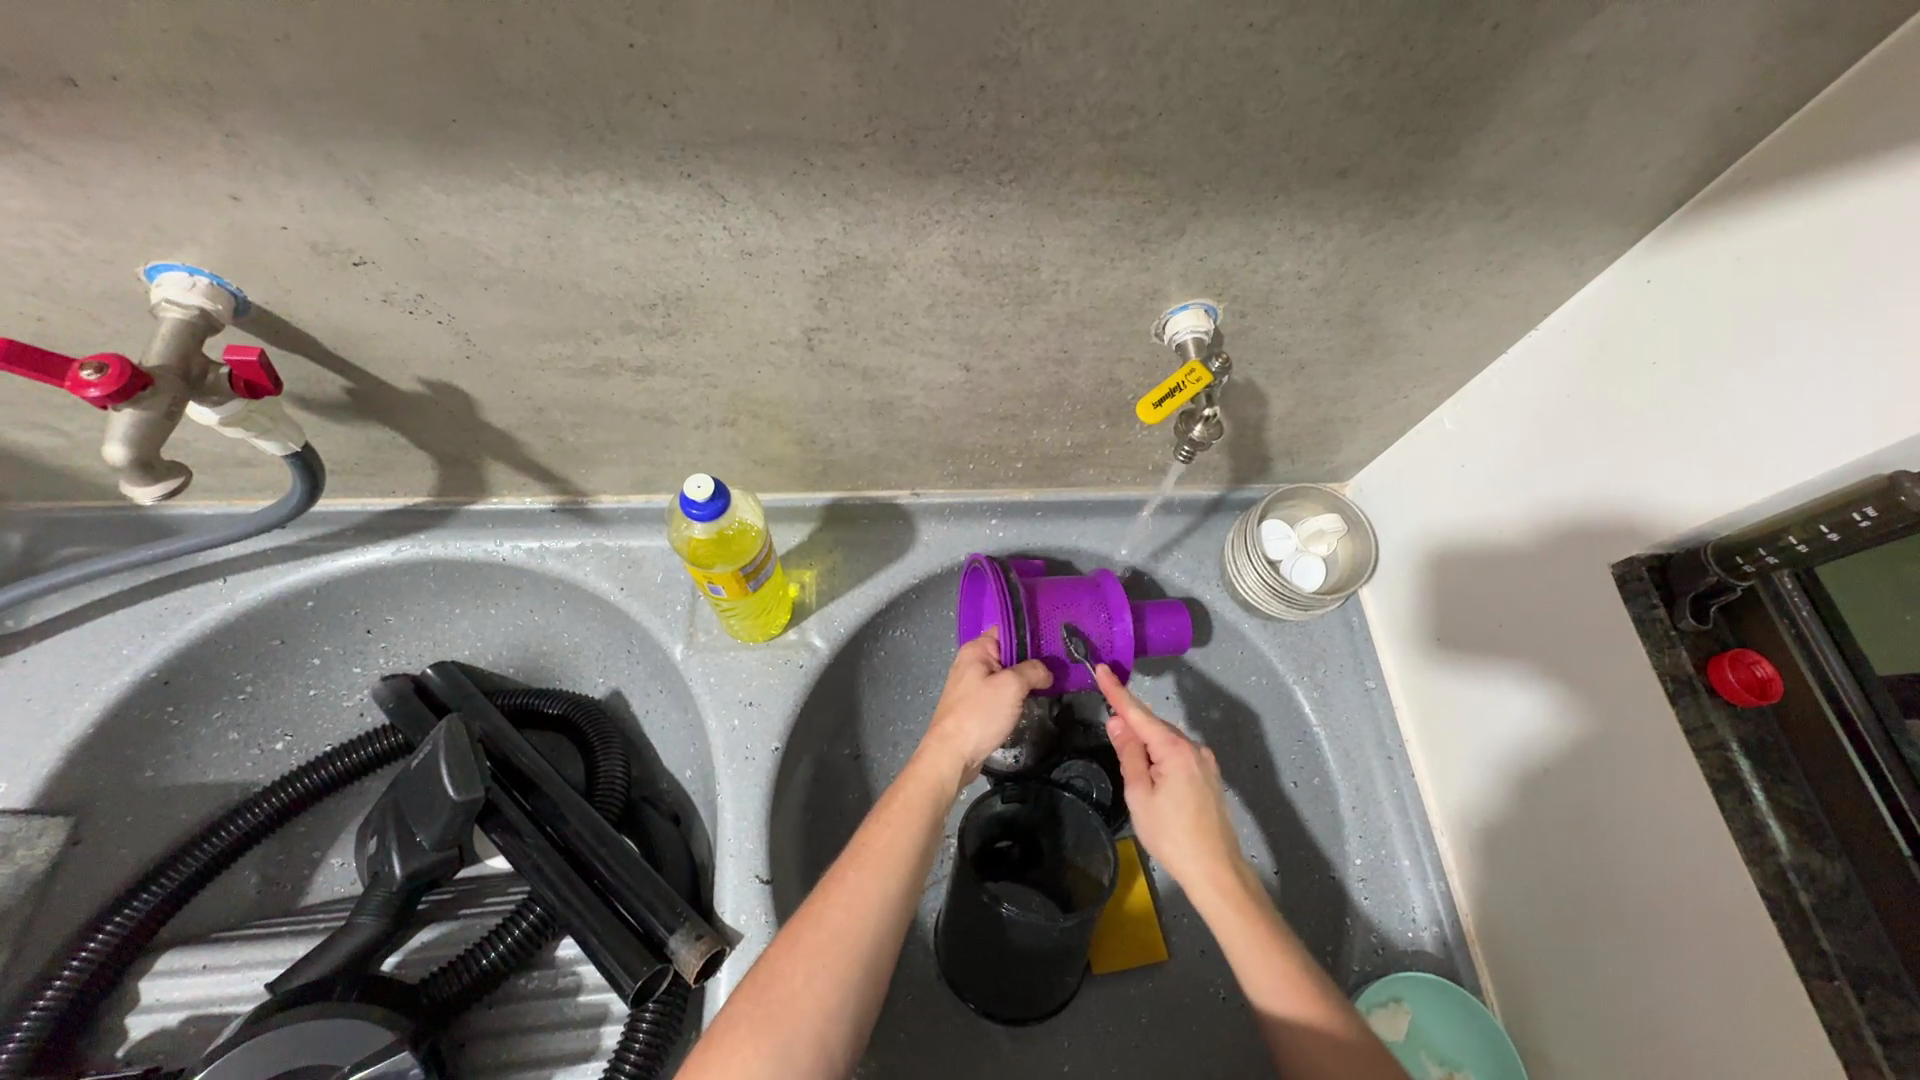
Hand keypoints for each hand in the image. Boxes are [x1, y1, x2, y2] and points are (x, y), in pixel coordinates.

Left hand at [916, 627, 1052, 789]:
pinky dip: (1014, 696)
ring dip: (1024, 681)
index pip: (1007, 630)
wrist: (952, 754)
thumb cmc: (980, 714)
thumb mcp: (1012, 686)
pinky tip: (1030, 702)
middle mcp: (971, 662)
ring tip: (1050, 684)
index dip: (1031, 635)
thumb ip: (1033, 671)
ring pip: (1005, 675)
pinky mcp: (975, 705)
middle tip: (1058, 667)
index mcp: (976, 650)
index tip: (1055, 644)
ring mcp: (972, 685)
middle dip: (1031, 660)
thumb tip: (1046, 672)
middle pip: (1008, 653)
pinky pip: (999, 693)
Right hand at [1095, 663, 1245, 897]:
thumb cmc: (1170, 834)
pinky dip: (1161, 757)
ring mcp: (1205, 762)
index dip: (1116, 691)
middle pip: (1154, 726)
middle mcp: (1193, 747)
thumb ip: (1129, 754)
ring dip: (1147, 745)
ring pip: (1167, 742)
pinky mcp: (1209, 776)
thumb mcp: (1139, 794)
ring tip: (1133, 771)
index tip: (1101, 668)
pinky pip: (1178, 755)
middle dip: (1131, 725)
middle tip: (1109, 732)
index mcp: (1174, 749)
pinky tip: (1153, 776)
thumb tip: (1118, 723)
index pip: (1138, 713)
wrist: (1214, 869)